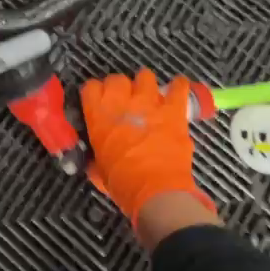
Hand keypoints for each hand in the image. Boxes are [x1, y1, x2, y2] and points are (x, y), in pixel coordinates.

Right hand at [80, 69, 214, 225]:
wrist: (157, 193)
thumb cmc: (123, 183)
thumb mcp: (99, 170)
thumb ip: (95, 158)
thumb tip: (95, 162)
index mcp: (98, 114)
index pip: (91, 87)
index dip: (96, 94)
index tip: (101, 103)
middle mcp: (121, 101)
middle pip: (118, 79)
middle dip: (121, 88)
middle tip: (126, 103)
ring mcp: (149, 103)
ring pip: (145, 77)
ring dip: (146, 86)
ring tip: (150, 97)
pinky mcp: (173, 111)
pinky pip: (178, 89)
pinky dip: (179, 87)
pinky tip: (178, 88)